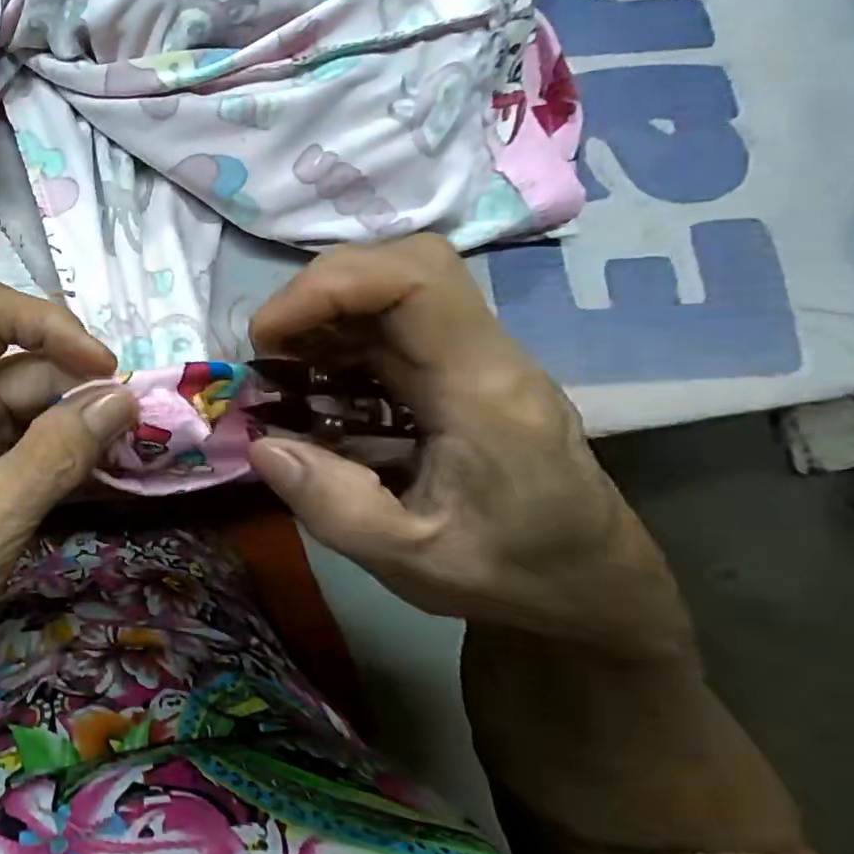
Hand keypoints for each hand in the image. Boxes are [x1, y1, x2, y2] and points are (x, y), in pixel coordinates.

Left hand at [0, 281, 137, 716]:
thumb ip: (59, 453)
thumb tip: (124, 398)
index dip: (45, 321)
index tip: (100, 364)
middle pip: (22, 357)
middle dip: (79, 382)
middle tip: (131, 420)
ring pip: (39, 394)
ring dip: (84, 414)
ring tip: (126, 443)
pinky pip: (40, 429)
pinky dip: (74, 440)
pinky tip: (106, 458)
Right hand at [244, 235, 692, 659]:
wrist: (593, 588)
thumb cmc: (513, 576)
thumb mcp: (411, 563)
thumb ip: (334, 507)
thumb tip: (260, 443)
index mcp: (482, 390)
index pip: (414, 280)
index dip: (325, 288)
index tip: (266, 338)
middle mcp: (482, 357)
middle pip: (400, 265)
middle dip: (315, 293)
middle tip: (269, 350)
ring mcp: (470, 359)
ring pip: (391, 287)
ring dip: (320, 314)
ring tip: (280, 368)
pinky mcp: (453, 371)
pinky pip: (387, 323)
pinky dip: (333, 336)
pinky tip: (309, 381)